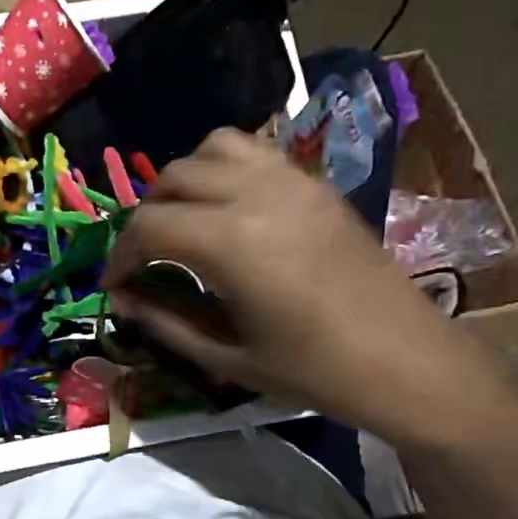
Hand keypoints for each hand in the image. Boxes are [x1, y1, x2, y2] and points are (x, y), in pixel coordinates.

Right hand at [105, 129, 476, 441]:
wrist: (402, 359)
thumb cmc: (314, 371)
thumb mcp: (229, 358)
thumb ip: (167, 322)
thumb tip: (123, 301)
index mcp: (229, 242)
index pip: (148, 225)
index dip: (120, 256)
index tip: (115, 286)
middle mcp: (255, 193)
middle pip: (173, 178)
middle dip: (146, 217)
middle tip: (146, 260)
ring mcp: (291, 181)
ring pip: (213, 148)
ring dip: (184, 180)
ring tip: (184, 222)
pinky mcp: (315, 183)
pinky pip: (255, 152)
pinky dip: (225, 169)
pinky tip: (229, 210)